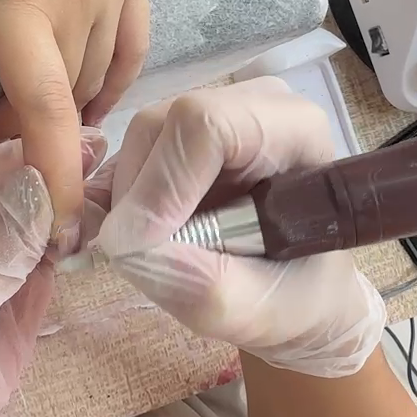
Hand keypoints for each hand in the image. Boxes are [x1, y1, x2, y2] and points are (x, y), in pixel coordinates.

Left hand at [0, 133, 106, 416]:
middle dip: (61, 176)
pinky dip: (80, 248)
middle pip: (22, 190)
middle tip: (110, 160)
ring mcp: (4, 265)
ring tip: (120, 192)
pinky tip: (109, 232)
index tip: (80, 146)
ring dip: (76, 209)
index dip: (31, 154)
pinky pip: (57, 261)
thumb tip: (43, 180)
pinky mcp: (28, 299)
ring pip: (45, 223)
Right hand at [94, 77, 385, 377]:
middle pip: (159, 127)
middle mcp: (252, 105)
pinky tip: (142, 236)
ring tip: (158, 250)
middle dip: (135, 198)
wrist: (301, 291)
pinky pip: (125, 157)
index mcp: (295, 133)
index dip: (161, 183)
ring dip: (125, 203)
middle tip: (144, 257)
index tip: (138, 247)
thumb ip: (200, 285)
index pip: (207, 126)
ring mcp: (211, 113)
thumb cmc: (299, 298)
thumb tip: (123, 245)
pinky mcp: (178, 135)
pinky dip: (116, 202)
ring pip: (136, 142)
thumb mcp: (259, 312)